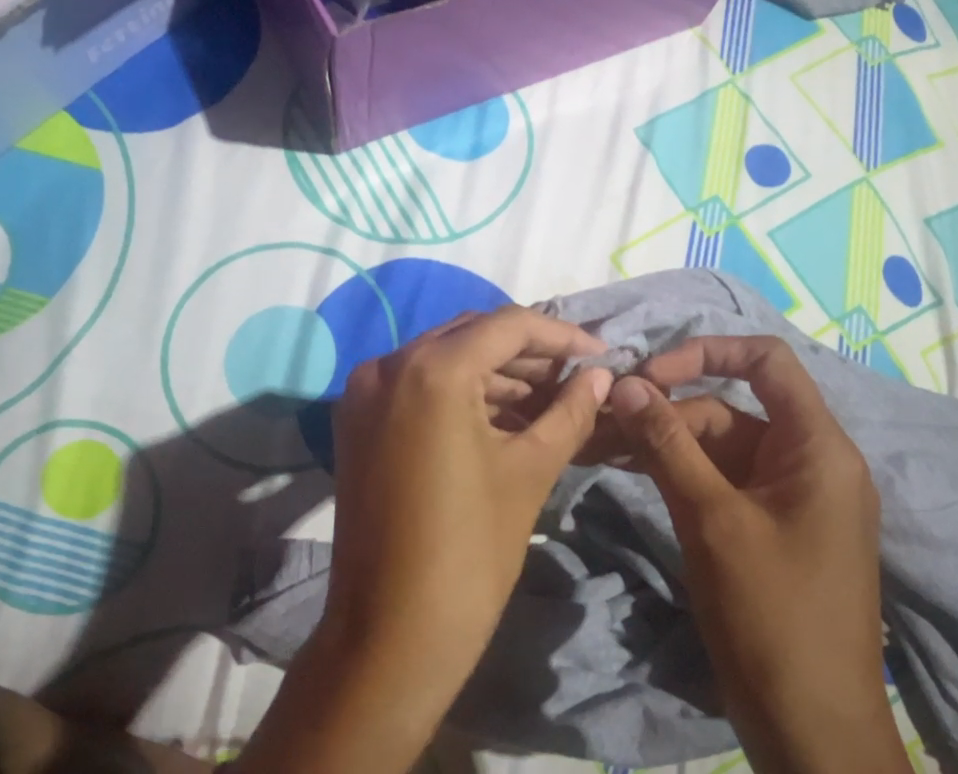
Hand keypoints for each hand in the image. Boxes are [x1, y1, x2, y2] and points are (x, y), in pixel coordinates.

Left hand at [236, 307, 611, 773]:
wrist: (392, 632)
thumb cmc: (471, 551)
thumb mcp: (530, 471)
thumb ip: (569, 411)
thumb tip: (601, 375)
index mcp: (431, 369)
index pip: (507, 325)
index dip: (560, 335)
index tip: (601, 354)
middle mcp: (388, 365)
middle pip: (470, 336)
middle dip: (527, 353)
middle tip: (577, 378)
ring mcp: (364, 394)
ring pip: (442, 360)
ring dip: (494, 374)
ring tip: (549, 401)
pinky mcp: (356, 423)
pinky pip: (416, 387)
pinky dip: (460, 395)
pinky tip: (504, 418)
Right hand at [609, 336, 909, 773]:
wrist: (811, 726)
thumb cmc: (771, 612)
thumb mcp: (711, 520)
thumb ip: (666, 444)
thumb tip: (625, 382)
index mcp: (817, 447)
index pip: (766, 362)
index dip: (706, 352)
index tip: (648, 374)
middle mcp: (809, 462)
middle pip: (729, 409)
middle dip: (665, 412)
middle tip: (599, 425)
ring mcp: (790, 499)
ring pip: (719, 449)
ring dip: (663, 446)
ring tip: (599, 450)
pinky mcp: (771, 531)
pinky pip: (722, 485)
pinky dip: (680, 477)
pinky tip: (630, 475)